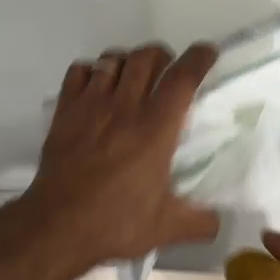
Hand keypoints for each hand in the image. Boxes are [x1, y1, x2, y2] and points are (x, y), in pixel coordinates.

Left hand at [17, 43, 220, 266]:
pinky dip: (91, 70)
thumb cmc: (117, 222)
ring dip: (127, 60)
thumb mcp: (168, 228)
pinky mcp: (65, 108)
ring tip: (133, 75)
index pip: (180, 79)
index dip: (197, 59)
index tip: (206, 51)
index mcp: (154, 128)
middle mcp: (124, 106)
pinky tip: (96, 85)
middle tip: (167, 69)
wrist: (60, 222)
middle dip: (161, 56)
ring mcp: (91, 103)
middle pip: (145, 58)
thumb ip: (200, 220)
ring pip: (112, 60)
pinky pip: (78, 71)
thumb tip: (218, 217)